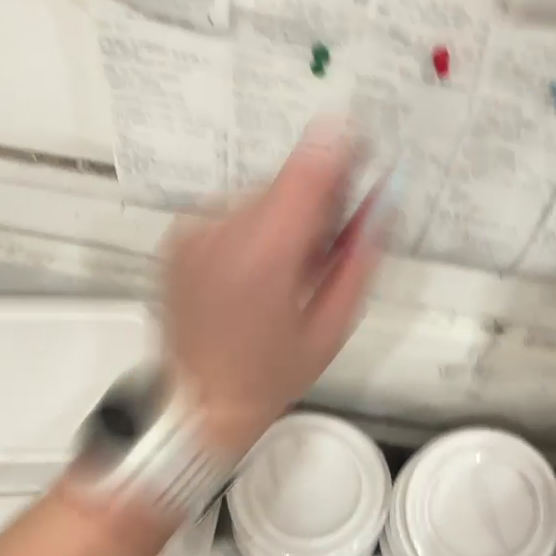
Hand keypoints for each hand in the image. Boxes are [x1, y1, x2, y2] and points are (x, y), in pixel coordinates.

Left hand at [162, 120, 391, 454]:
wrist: (197, 402)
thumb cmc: (267, 377)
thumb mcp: (330, 329)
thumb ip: (358, 261)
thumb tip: (378, 210)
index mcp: (267, 252)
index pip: (312, 165)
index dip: (344, 153)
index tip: (363, 159)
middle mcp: (223, 229)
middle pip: (286, 184)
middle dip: (313, 208)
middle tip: (322, 252)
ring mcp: (194, 232)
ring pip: (258, 201)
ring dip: (280, 224)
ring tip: (282, 276)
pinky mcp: (177, 240)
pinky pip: (228, 218)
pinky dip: (247, 236)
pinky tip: (251, 277)